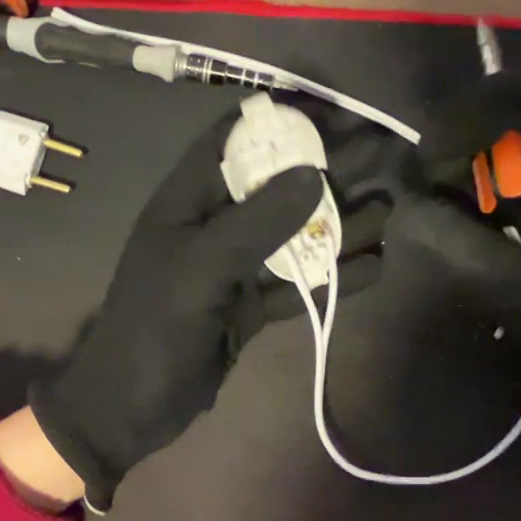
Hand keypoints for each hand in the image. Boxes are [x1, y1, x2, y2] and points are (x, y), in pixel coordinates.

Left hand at [31, 107, 390, 511]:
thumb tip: (313, 174)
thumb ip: (257, 221)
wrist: (131, 405)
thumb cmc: (154, 326)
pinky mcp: (248, 308)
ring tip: (389, 210)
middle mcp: (214, 225)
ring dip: (339, 222)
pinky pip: (296, 284)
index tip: (341, 115)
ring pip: (293, 235)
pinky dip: (333, 276)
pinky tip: (375, 266)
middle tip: (386, 157)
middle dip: (329, 170)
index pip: (239, 141)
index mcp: (189, 200)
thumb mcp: (202, 265)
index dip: (286, 122)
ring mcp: (233, 268)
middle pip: (278, 185)